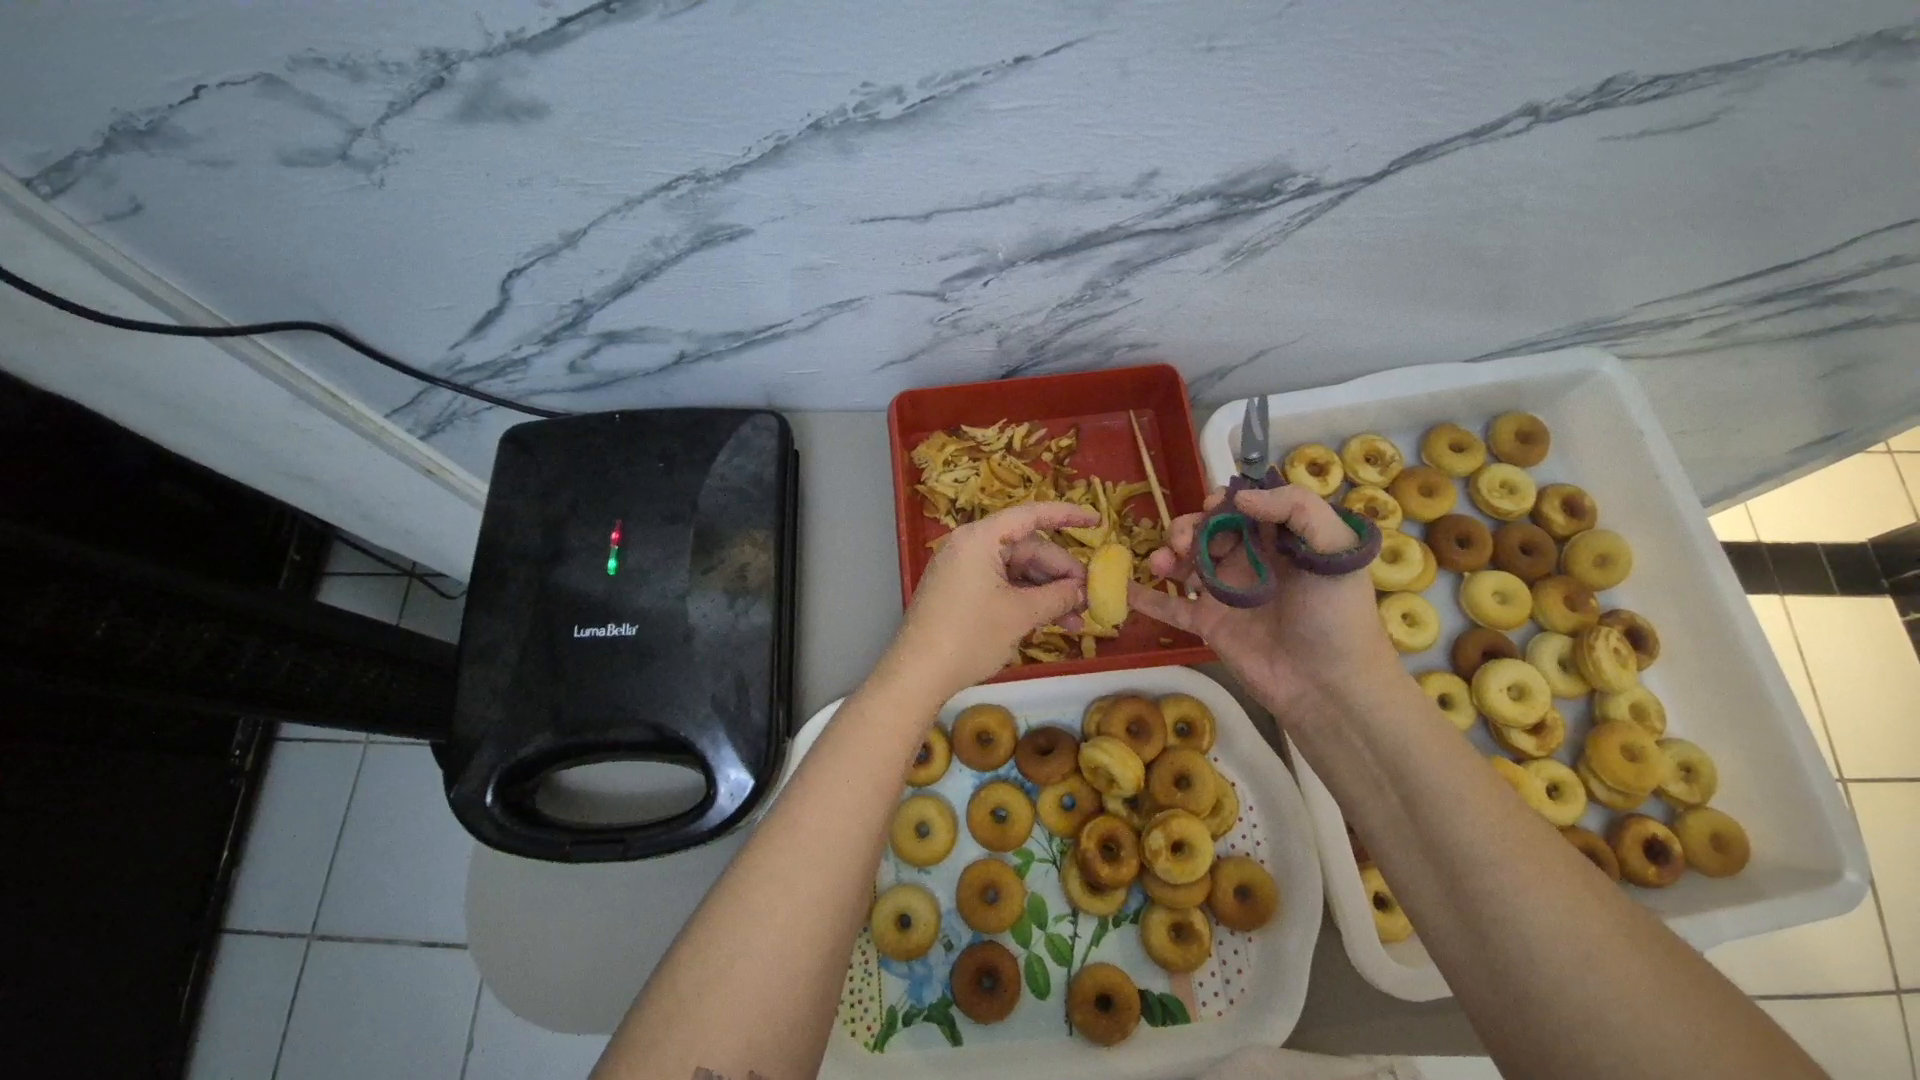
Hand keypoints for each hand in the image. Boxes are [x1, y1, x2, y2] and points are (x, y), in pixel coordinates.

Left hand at [883, 501, 1100, 697]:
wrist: (918, 673)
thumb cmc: (969, 636)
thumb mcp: (1020, 615)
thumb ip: (1057, 597)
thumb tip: (1082, 591)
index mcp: (980, 538)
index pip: (1031, 515)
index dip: (1067, 515)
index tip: (1097, 521)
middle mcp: (970, 546)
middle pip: (1027, 548)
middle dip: (1060, 573)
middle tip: (1089, 598)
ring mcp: (964, 569)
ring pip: (1017, 571)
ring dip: (1047, 592)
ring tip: (1077, 620)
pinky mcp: (961, 592)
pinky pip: (1002, 585)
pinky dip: (1026, 600)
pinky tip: (1051, 621)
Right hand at [1128, 485, 1404, 726]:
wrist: (1327, 685)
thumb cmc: (1337, 615)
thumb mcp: (1336, 550)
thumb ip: (1297, 508)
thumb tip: (1238, 497)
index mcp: (1281, 538)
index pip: (1244, 506)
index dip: (1224, 500)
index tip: (1212, 506)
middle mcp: (1250, 560)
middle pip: (1207, 530)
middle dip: (1188, 526)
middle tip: (1184, 542)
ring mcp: (1226, 593)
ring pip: (1186, 561)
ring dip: (1166, 553)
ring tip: (1161, 563)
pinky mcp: (1208, 624)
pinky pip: (1171, 606)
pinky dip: (1147, 596)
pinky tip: (1125, 589)